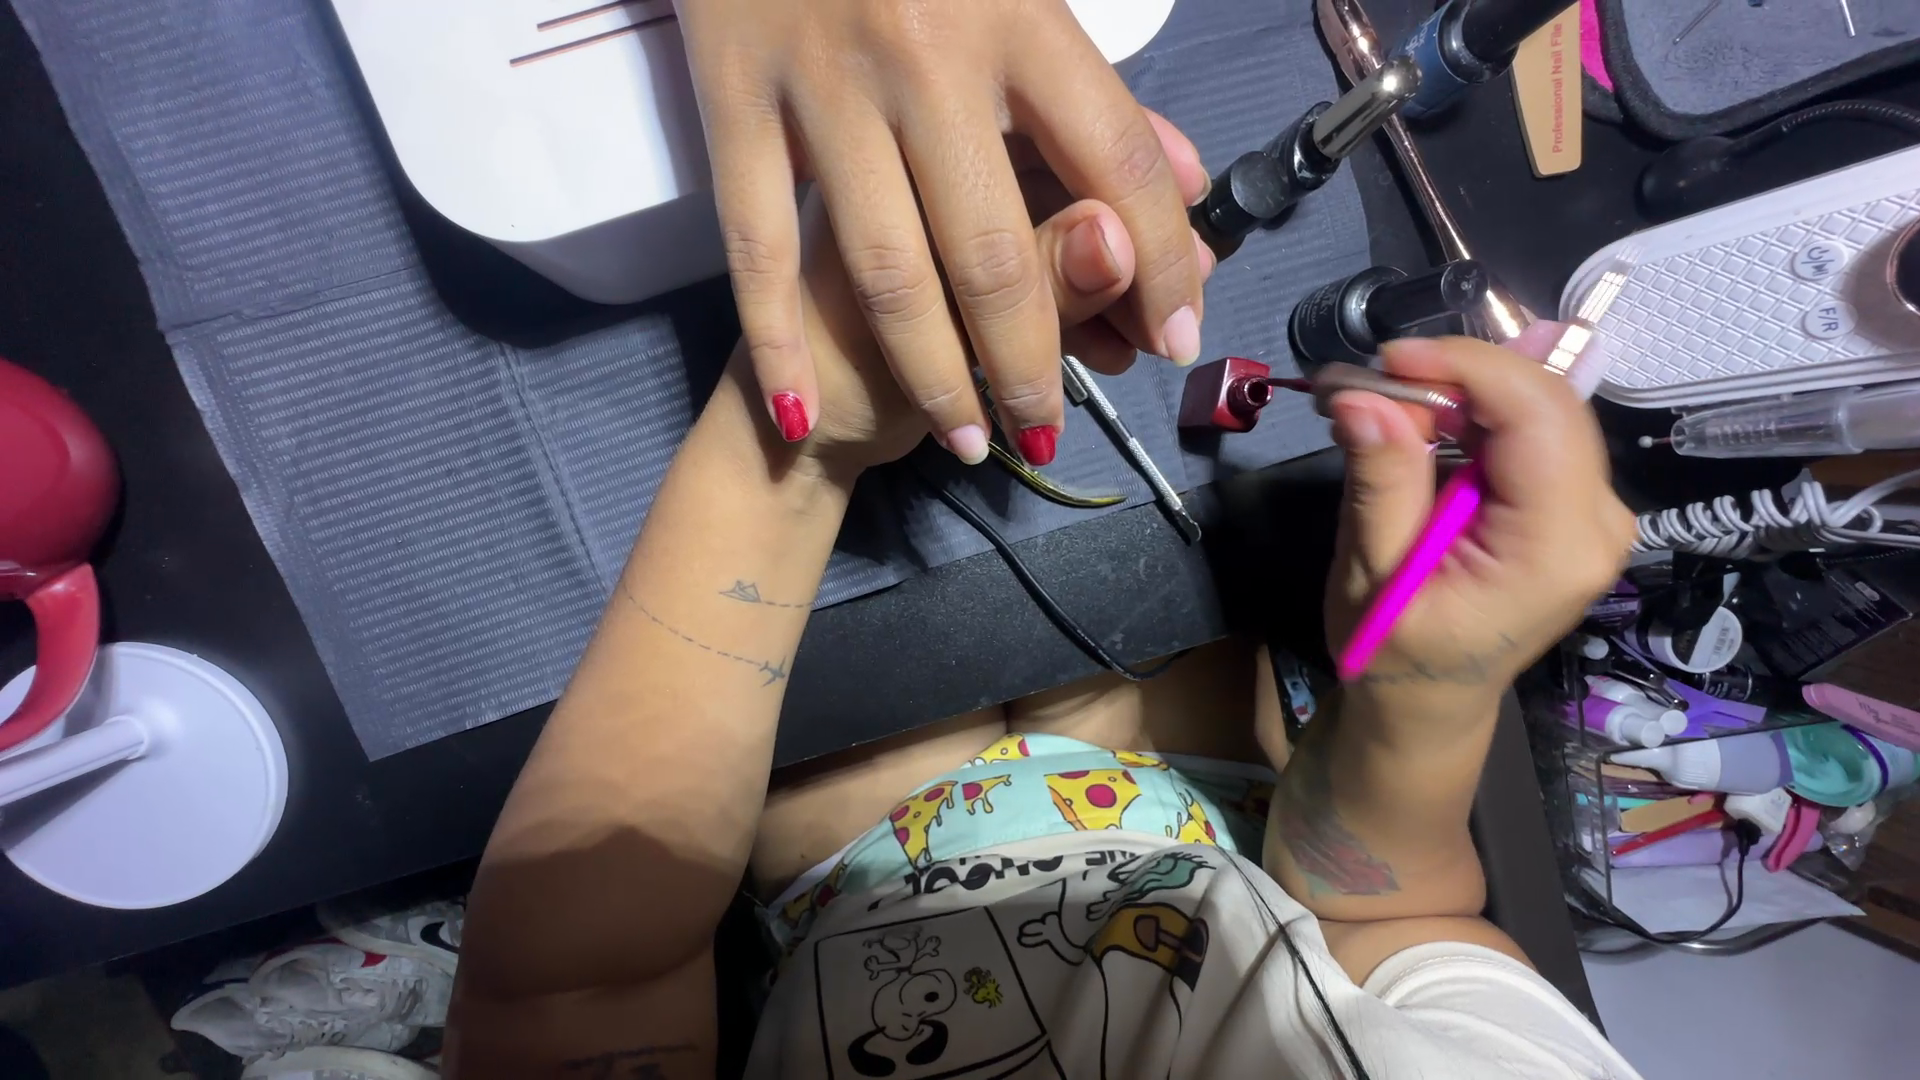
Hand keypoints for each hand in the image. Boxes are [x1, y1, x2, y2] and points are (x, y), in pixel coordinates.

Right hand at [678, 0, 1207, 465]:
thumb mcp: (1022, 3)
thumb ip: (1097, 102)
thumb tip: (1181, 188)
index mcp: (1017, 10)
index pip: (1116, 164)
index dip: (1163, 266)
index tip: (1177, 337)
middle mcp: (924, 52)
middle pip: (995, 254)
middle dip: (1032, 364)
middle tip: (1049, 427)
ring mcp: (822, 85)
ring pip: (891, 275)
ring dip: (938, 380)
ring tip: (975, 442)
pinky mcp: (731, 105)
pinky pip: (752, 249)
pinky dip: (773, 343)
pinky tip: (793, 415)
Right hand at [1323, 328, 1635, 701]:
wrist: (1425, 703)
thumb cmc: (1392, 654)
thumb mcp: (1371, 574)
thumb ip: (1378, 482)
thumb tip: (1360, 397)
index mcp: (1554, 545)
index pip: (1538, 414)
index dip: (1465, 366)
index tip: (1384, 359)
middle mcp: (1596, 521)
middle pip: (1543, 404)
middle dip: (1452, 377)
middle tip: (1367, 387)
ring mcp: (1589, 513)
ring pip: (1533, 412)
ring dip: (1453, 397)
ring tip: (1377, 413)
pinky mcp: (1565, 509)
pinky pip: (1524, 436)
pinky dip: (1465, 419)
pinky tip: (1414, 433)